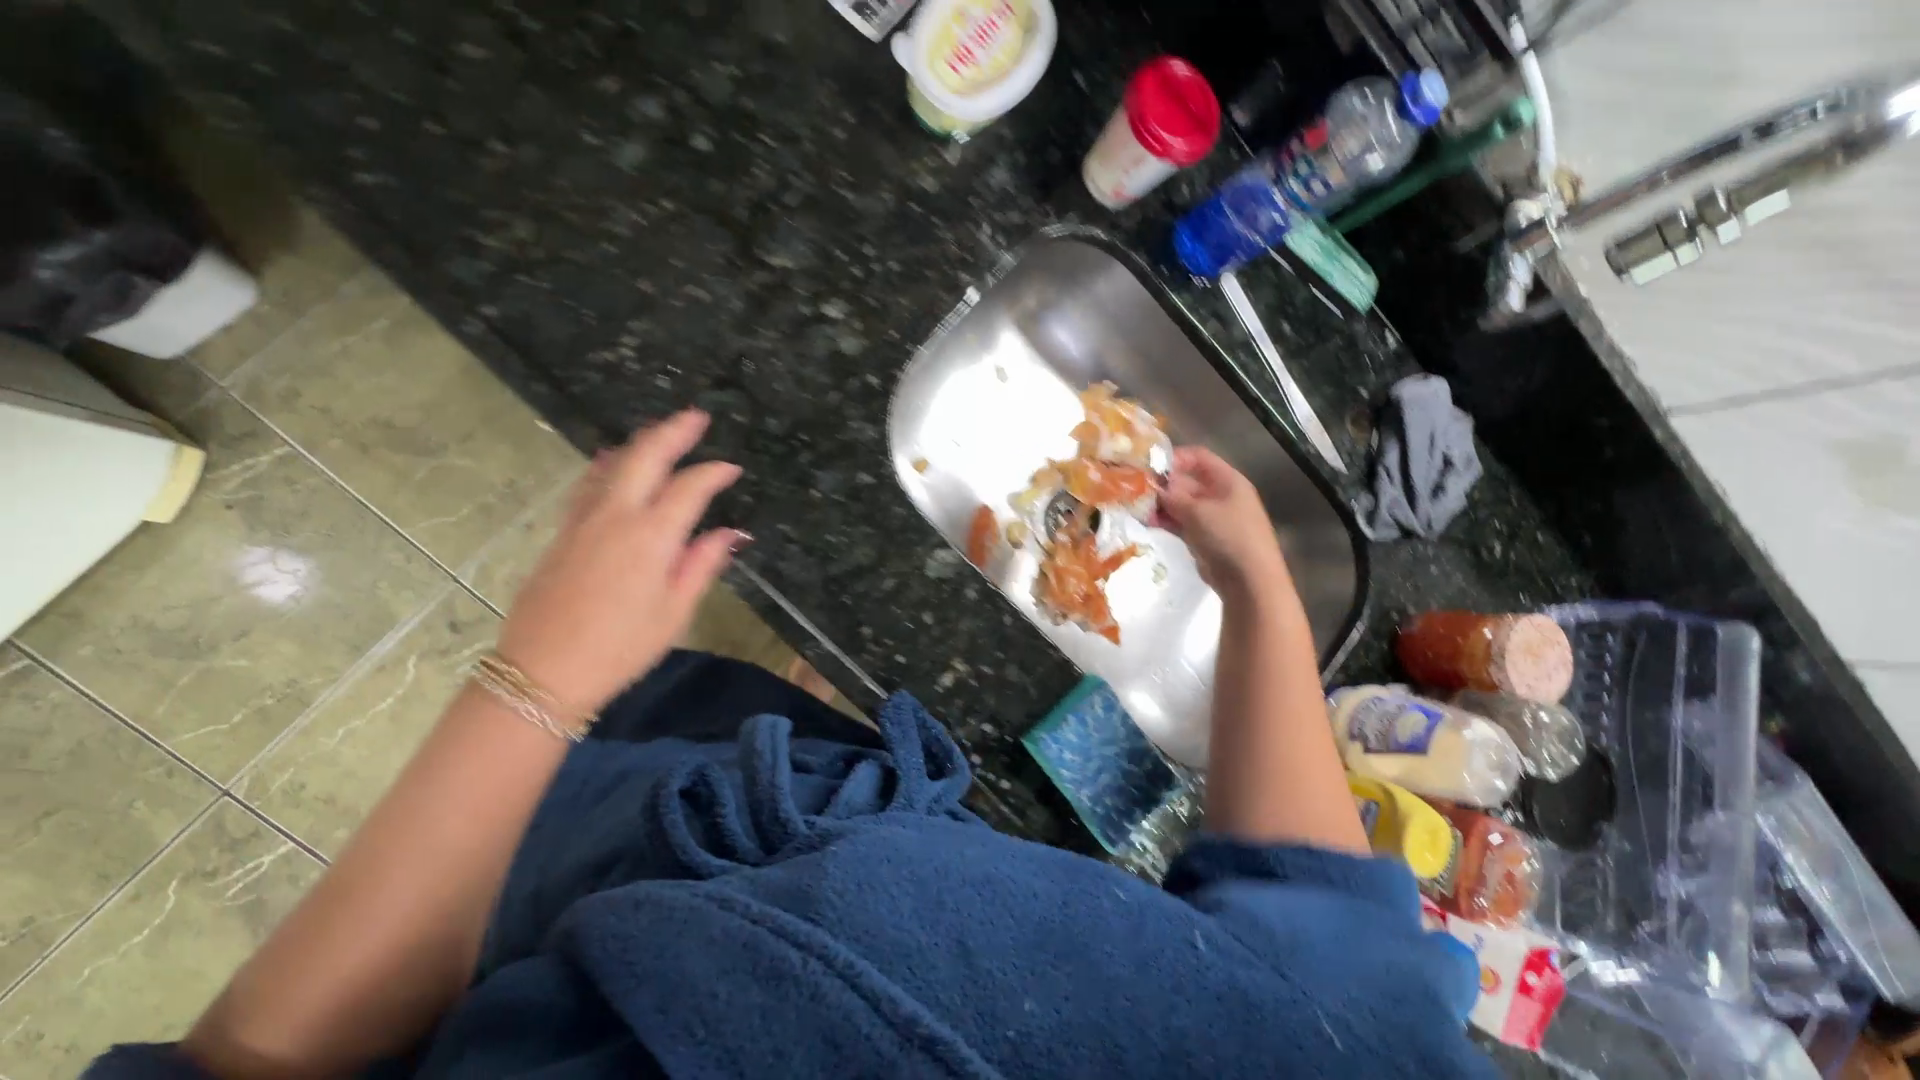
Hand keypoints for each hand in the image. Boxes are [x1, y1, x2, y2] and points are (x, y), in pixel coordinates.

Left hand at [494, 410, 744, 715]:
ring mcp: (583, 521)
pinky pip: (588, 484)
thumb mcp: (674, 612)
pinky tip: (608, 461)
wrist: (542, 671)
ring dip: (639, 443)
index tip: (732, 468)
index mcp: (652, 536)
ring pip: (612, 464)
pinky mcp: (561, 533)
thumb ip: (701, 565)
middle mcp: (616, 516)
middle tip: (695, 417)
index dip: (714, 473)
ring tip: (658, 430)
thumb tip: (728, 533)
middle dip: (673, 432)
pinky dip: (606, 465)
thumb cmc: (620, 648)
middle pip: (645, 457)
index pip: (690, 488)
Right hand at [1154, 446, 1290, 600]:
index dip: (1175, 458)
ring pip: (1182, 503)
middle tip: (1137, 490)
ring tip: (1139, 509)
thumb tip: (1155, 487)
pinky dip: (1167, 520)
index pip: (1199, 457)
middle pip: (1188, 481)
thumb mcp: (1198, 511)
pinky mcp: (1205, 537)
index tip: (1150, 467)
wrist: (1249, 578)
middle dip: (1163, 485)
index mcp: (1228, 480)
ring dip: (1162, 505)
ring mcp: (1213, 517)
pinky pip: (1182, 522)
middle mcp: (1221, 494)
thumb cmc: (1229, 535)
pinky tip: (1149, 522)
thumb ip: (1173, 496)